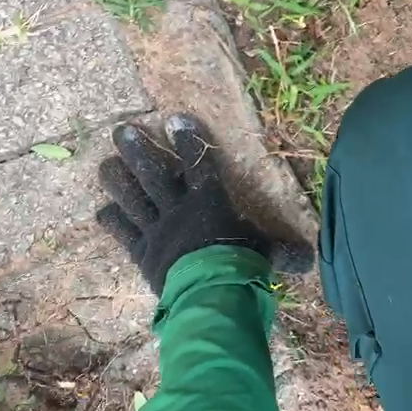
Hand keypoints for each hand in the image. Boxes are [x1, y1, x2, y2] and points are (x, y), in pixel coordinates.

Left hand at [95, 114, 274, 293]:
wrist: (209, 292)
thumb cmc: (241, 265)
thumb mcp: (266, 252)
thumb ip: (283, 251)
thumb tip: (309, 258)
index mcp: (210, 202)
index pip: (200, 165)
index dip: (189, 141)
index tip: (176, 118)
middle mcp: (179, 210)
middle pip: (155, 175)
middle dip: (140, 152)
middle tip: (123, 132)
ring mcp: (157, 231)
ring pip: (134, 200)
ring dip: (119, 180)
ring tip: (105, 163)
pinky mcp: (144, 253)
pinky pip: (126, 234)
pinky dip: (114, 222)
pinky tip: (102, 210)